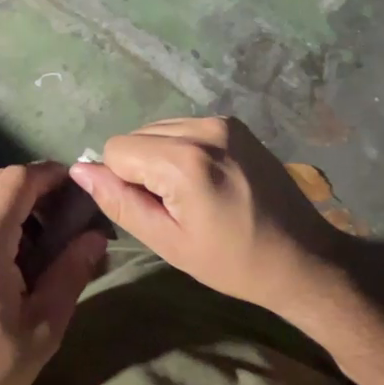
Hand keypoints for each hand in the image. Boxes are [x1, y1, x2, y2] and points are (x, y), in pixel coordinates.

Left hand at [0, 163, 107, 384]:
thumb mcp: (43, 325)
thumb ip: (71, 271)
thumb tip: (96, 236)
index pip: (17, 180)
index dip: (49, 175)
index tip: (76, 186)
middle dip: (31, 187)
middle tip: (63, 214)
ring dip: (8, 203)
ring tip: (38, 237)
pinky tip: (5, 252)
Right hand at [69, 117, 346, 309]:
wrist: (304, 259)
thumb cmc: (232, 262)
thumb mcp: (168, 242)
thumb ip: (119, 202)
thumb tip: (79, 170)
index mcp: (184, 161)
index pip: (116, 150)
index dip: (124, 183)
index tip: (156, 211)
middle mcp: (202, 129)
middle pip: (136, 136)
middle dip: (141, 168)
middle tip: (176, 207)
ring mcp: (221, 122)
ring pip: (157, 129)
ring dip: (161, 157)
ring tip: (193, 194)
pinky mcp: (234, 124)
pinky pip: (183, 127)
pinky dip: (182, 150)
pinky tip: (207, 180)